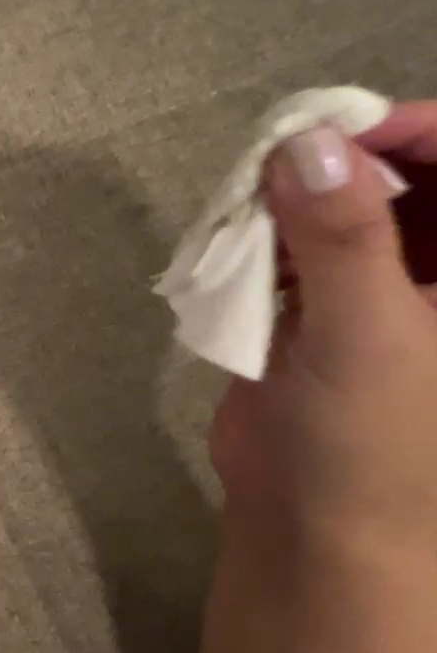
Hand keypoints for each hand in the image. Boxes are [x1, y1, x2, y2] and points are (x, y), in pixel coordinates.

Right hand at [208, 111, 436, 548]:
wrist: (318, 521)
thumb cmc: (378, 440)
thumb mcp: (365, 333)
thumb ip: (338, 238)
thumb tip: (303, 143)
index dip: (419, 133)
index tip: (328, 131)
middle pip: (417, 176)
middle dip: (343, 163)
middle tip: (268, 169)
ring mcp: (394, 288)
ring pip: (350, 208)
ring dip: (293, 202)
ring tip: (241, 214)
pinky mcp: (330, 310)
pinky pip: (301, 248)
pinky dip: (264, 240)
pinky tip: (233, 252)